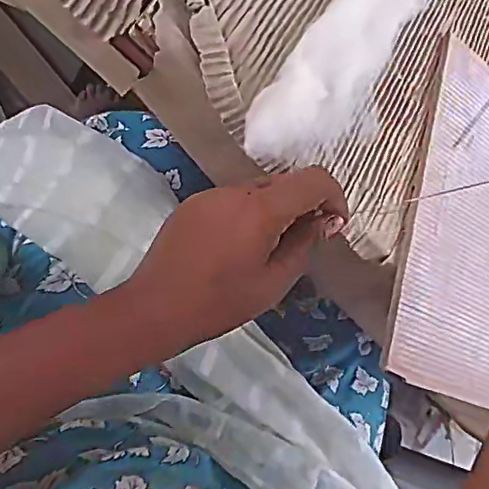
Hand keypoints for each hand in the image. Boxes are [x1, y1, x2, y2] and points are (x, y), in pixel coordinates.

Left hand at [115, 168, 347, 352]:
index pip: (313, 179)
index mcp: (259, 209)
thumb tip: (323, 222)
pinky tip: (232, 250)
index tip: (333, 225)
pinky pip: (229, 202)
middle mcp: (233, 192)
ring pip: (255, 193)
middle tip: (301, 244)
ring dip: (271, 212)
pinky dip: (243, 216)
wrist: (154, 308)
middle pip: (282, 184)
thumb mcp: (272, 283)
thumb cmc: (218, 303)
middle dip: (301, 207)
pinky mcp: (189, 206)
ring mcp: (208, 196)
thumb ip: (303, 245)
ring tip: (262, 252)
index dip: (333, 197)